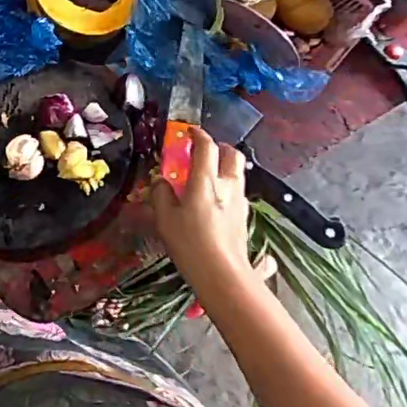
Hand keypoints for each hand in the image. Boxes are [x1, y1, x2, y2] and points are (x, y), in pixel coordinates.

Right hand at [152, 128, 256, 290]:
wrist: (222, 274)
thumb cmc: (190, 243)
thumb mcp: (165, 218)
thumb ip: (161, 194)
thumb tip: (161, 183)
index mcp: (205, 181)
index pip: (206, 146)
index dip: (198, 134)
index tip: (189, 131)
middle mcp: (227, 185)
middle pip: (232, 154)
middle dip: (219, 147)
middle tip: (203, 152)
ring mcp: (240, 201)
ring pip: (237, 173)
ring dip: (224, 167)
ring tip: (207, 177)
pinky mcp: (244, 217)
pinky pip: (237, 192)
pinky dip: (227, 188)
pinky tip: (215, 202)